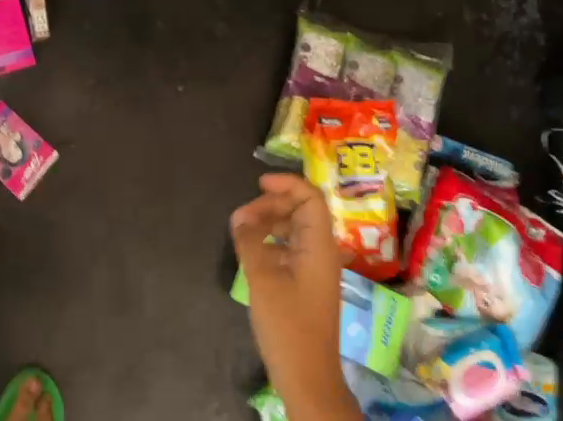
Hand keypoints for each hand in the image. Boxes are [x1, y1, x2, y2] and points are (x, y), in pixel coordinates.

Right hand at [231, 174, 360, 420]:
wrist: (308, 377)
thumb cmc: (288, 327)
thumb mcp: (263, 279)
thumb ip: (250, 241)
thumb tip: (239, 215)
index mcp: (320, 246)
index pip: (311, 198)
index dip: (286, 184)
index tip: (258, 184)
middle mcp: (323, 252)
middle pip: (302, 211)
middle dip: (272, 205)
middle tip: (242, 217)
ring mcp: (317, 270)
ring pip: (297, 231)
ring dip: (271, 224)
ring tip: (243, 231)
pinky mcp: (308, 285)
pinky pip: (293, 250)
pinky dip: (273, 243)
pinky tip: (253, 253)